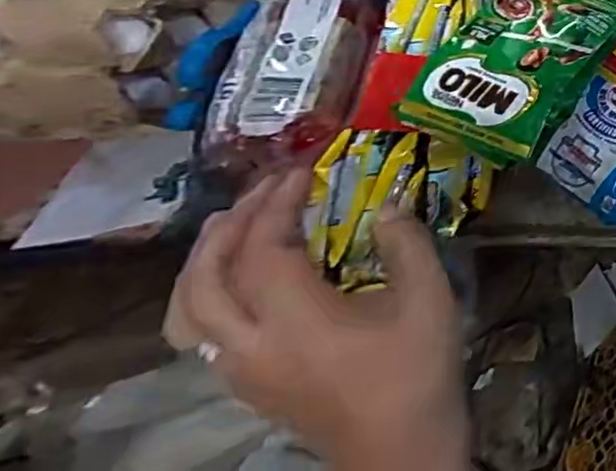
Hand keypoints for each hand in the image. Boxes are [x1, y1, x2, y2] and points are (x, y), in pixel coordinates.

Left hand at [164, 169, 467, 470]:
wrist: (399, 444)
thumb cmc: (417, 366)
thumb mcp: (428, 296)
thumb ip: (407, 245)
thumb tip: (389, 205)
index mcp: (295, 321)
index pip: (262, 252)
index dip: (276, 206)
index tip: (301, 171)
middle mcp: (250, 346)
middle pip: (204, 282)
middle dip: (227, 227)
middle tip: (262, 190)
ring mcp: (241, 370)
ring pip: (187, 314)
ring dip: (203, 262)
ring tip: (234, 226)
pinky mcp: (247, 383)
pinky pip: (201, 332)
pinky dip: (207, 292)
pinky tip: (241, 278)